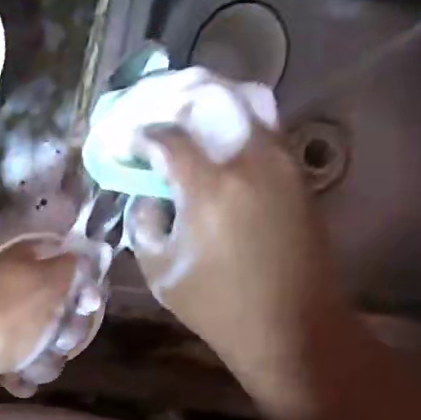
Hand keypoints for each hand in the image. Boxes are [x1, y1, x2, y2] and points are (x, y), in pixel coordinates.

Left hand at [0, 236, 98, 406]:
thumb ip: (73, 268)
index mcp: (24, 263)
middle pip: (61, 312)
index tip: (88, 303)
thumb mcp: (48, 282)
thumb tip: (88, 254)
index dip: (83, 286)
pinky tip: (14, 379)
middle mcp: (13, 291)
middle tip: (59, 339)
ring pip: (45, 345)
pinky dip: (22, 376)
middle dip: (66, 332)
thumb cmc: (4, 317)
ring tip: (29, 364)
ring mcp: (1, 326)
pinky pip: (23, 368)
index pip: (66, 267)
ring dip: (44, 359)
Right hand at [133, 123, 350, 416]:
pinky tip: (215, 138)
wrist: (290, 324)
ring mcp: (281, 161)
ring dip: (211, 99)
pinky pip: (265, 125)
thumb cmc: (216, 305)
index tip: (123, 144)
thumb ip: (144, 224)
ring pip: (247, 100)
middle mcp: (250, 159)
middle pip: (212, 95)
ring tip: (184, 112)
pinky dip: (236, 119)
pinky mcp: (297, 172)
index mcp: (210, 186)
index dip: (139, 137)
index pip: (167, 137)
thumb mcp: (160, 271)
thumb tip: (145, 196)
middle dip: (174, 95)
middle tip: (151, 108)